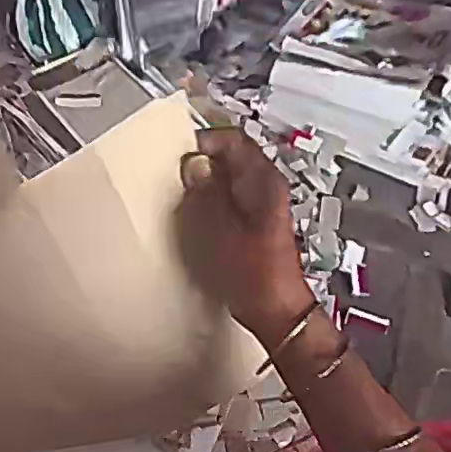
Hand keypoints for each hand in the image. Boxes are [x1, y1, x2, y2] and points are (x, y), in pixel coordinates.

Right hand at [177, 128, 316, 344]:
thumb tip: (194, 165)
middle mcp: (266, 190)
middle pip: (231, 159)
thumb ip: (207, 193)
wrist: (274, 311)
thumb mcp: (222, 231)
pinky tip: (196, 218)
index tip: (178, 150)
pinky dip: (210, 203)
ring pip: (228, 181)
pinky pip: (229, 202)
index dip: (204, 140)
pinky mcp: (253, 226)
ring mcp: (261, 208)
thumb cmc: (256, 277)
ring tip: (183, 195)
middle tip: (176, 174)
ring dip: (205, 184)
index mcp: (264, 182)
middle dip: (202, 163)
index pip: (234, 140)